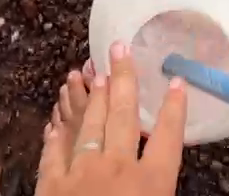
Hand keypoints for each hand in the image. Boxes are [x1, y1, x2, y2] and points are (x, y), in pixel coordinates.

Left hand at [38, 41, 187, 195]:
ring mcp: (81, 174)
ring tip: (94, 72)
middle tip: (119, 47)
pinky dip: (56, 136)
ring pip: (89, 127)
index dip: (174, 108)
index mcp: (150, 184)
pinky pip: (53, 154)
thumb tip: (158, 171)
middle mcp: (117, 169)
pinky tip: (55, 122)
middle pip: (123, 116)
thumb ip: (156, 186)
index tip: (177, 81)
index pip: (167, 137)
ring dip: (92, 98)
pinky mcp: (51, 187)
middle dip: (123, 79)